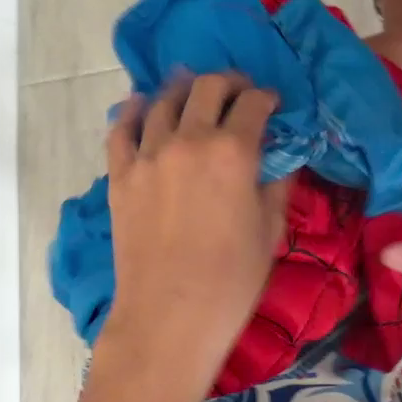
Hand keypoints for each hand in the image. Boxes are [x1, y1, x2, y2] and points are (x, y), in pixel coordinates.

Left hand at [103, 74, 289, 385]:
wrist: (168, 319)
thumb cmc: (231, 280)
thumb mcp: (270, 228)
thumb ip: (277, 180)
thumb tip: (281, 154)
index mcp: (232, 151)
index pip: (253, 103)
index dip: (268, 98)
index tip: (273, 104)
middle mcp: (189, 139)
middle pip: (208, 86)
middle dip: (230, 82)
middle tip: (239, 93)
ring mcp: (149, 154)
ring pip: (164, 99)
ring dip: (184, 89)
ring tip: (194, 94)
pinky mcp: (120, 174)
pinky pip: (121, 128)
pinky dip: (132, 110)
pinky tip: (141, 104)